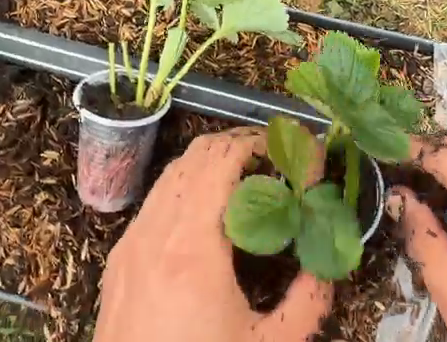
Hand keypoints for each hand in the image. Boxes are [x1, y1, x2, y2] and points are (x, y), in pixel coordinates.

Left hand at [95, 127, 332, 341]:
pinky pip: (155, 201)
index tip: (292, 153)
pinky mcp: (118, 259)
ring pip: (172, 172)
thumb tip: (328, 264)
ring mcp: (131, 242)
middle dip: (239, 146)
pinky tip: (208, 217)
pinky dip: (185, 189)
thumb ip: (307, 303)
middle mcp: (156, 230)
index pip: (222, 158)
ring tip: (246, 183)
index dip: (259, 143)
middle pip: (197, 154)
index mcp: (193, 245)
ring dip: (210, 165)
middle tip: (275, 161)